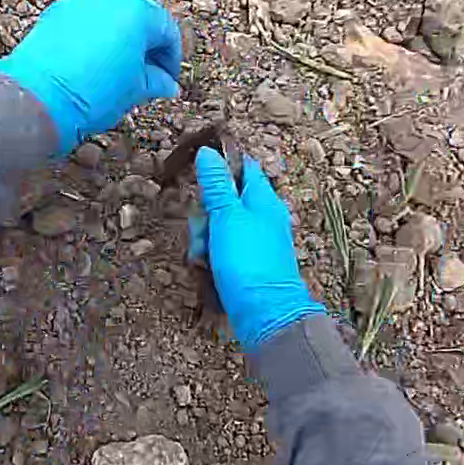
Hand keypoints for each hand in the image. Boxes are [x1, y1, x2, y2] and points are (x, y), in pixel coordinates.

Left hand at [0, 0, 182, 155]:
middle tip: (147, 77)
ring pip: (111, 17)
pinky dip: (95, 39)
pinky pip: (86, 22)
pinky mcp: (56, 12)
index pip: (166, 29)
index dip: (172, 58)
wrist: (39, 99)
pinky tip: (93, 66)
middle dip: (146, 47)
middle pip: (139, 18)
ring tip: (118, 73)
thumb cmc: (90, 95)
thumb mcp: (134, 91)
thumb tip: (165, 84)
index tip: (168, 79)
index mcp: (136, 11)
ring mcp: (79, 0)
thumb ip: (155, 82)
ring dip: (120, 41)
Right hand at [190, 147, 325, 348]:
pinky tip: (207, 268)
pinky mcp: (246, 264)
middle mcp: (261, 217)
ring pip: (218, 228)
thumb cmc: (247, 261)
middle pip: (224, 201)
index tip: (199, 180)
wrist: (264, 312)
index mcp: (262, 199)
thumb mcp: (227, 217)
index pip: (243, 168)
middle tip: (203, 229)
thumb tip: (208, 152)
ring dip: (204, 239)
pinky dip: (211, 257)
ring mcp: (254, 242)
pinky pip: (221, 250)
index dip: (220, 169)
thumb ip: (216, 185)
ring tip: (203, 256)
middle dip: (205, 214)